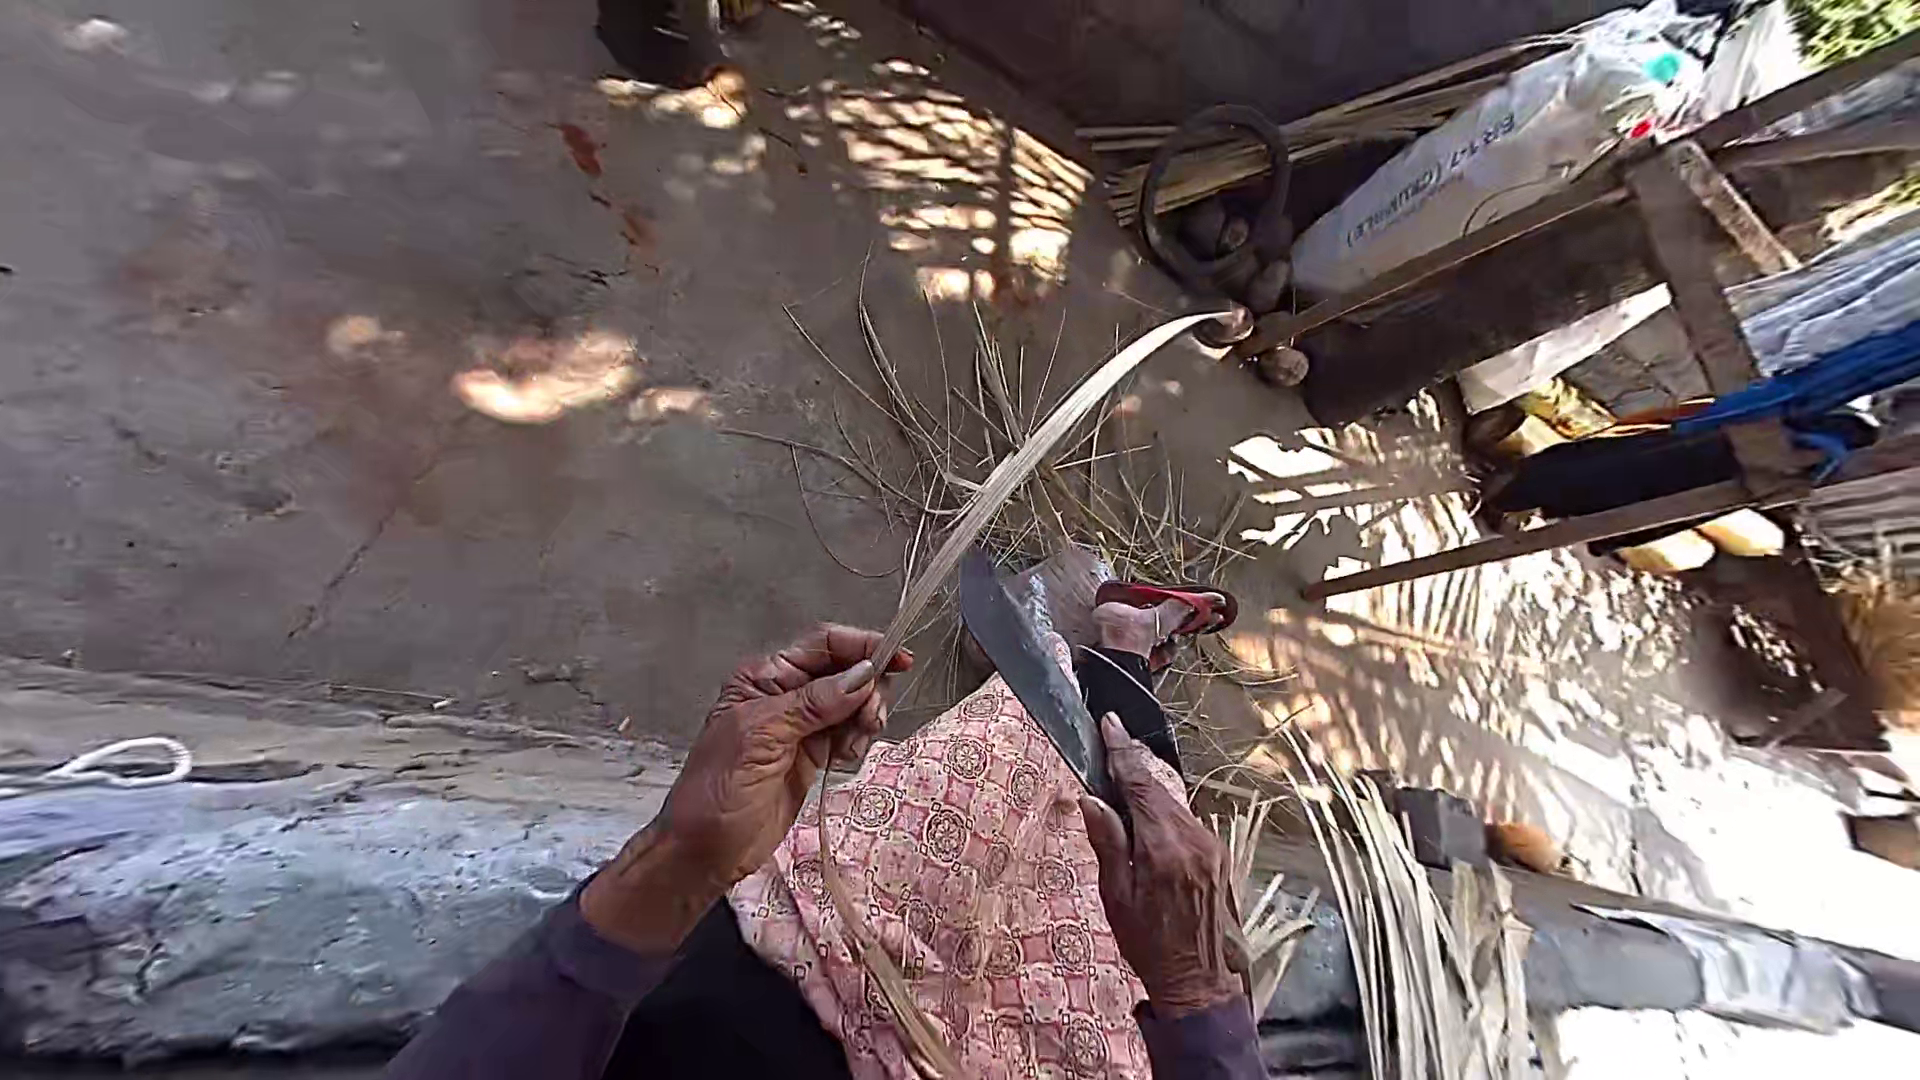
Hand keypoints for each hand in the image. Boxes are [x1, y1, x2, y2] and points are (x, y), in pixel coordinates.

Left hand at [581, 624, 910, 952]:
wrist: (703, 854)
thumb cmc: (717, 791)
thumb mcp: (761, 738)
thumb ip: (814, 703)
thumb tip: (864, 675)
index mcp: (767, 676)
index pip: (824, 645)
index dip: (863, 646)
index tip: (898, 660)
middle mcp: (789, 692)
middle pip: (846, 671)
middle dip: (868, 689)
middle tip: (872, 719)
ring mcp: (804, 723)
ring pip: (855, 701)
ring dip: (865, 718)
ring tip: (852, 747)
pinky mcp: (816, 751)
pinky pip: (852, 730)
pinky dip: (859, 739)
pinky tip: (845, 757)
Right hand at [1081, 715, 1242, 1015]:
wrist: (1200, 986)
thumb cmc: (1147, 944)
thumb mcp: (1115, 896)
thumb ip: (1107, 840)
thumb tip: (1092, 797)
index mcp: (1163, 849)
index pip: (1139, 785)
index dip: (1121, 750)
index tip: (1109, 722)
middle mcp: (1193, 840)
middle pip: (1156, 787)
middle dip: (1131, 766)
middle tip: (1108, 745)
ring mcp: (1210, 846)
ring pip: (1172, 801)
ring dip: (1146, 789)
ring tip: (1120, 786)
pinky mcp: (1218, 854)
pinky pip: (1184, 818)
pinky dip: (1162, 809)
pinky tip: (1147, 818)